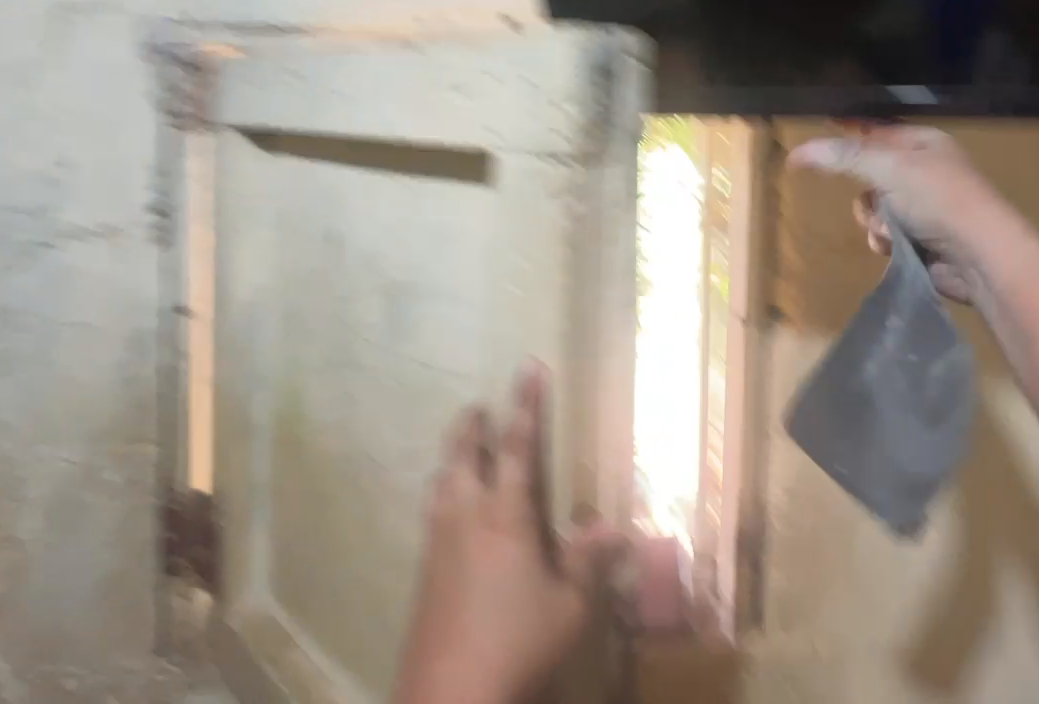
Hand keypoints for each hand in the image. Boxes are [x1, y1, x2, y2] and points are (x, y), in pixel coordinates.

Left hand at [393, 362, 626, 703]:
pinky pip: (431, 513)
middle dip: (471, 425)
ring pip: (440, 482)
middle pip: (463, 454)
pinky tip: (448, 513)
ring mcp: (439, 541)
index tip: (528, 367)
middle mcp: (467, 515)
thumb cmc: (517, 640)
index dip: (526, 403)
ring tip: (460, 453)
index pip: (517, 444)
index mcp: (507, 514)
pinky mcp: (423, 570)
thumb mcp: (568, 605)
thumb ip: (588, 560)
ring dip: (452, 458)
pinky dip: (442, 494)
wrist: (449, 693)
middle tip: (479, 406)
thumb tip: (615, 526)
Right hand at [788, 125, 999, 301]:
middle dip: (864, 191)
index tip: (818, 127)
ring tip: (891, 231)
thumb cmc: (939, 199)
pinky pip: (882, 234)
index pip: (875, 128)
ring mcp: (922, 207)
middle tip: (873, 198)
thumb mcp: (888, 168)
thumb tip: (796, 153)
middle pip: (867, 173)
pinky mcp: (919, 239)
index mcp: (923, 142)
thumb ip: (843, 157)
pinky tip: (895, 247)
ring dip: (874, 221)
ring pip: (871, 207)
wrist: (980, 257)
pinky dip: (884, 241)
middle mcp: (922, 171)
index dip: (847, 129)